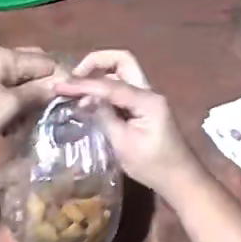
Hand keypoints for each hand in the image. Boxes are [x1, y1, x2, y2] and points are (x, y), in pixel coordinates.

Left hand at [0, 47, 63, 145]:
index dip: (63, 84)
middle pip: (34, 70)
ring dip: (25, 102)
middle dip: (44, 93)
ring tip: (24, 126)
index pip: (50, 63)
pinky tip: (6, 126)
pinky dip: (9, 105)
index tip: (71, 108)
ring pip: (18, 82)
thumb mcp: (7, 106)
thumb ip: (36, 94)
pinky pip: (2, 89)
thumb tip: (63, 84)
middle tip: (47, 117)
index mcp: (10, 57)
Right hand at [58, 52, 204, 193]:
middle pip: (121, 61)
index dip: (82, 84)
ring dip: (97, 75)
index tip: (59, 87)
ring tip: (76, 92)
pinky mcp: (143, 107)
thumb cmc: (153, 167)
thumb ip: (104, 117)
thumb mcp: (123, 145)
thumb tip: (85, 99)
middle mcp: (148, 92)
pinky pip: (121, 88)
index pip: (109, 84)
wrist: (180, 180)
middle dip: (95, 62)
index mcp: (147, 100)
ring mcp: (146, 98)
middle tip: (74, 78)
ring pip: (120, 72)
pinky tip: (89, 102)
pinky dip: (103, 89)